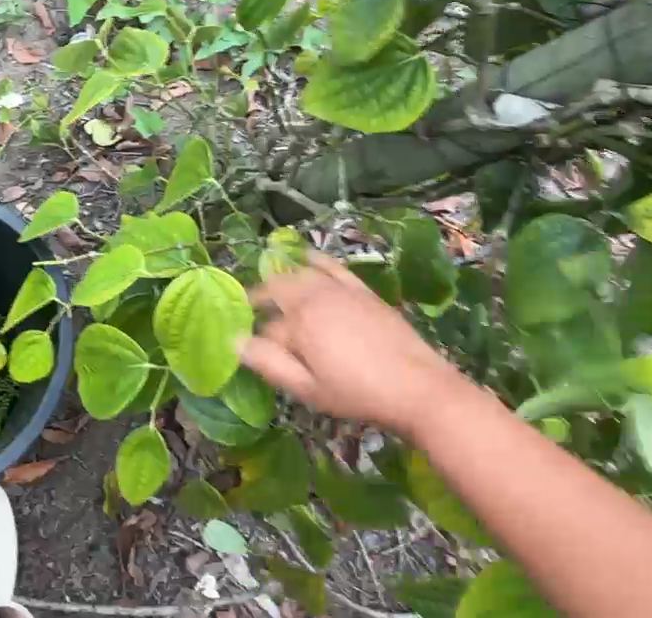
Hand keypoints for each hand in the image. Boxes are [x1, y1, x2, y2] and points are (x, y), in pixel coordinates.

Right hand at [238, 251, 451, 431]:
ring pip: (299, 275)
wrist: (417, 387)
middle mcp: (314, 296)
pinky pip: (330, 265)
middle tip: (252, 315)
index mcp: (299, 321)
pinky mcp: (360, 289)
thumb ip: (269, 363)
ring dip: (281, 280)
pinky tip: (305, 258)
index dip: (254, 337)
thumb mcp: (308, 388)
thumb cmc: (358, 394)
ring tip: (272, 292)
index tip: (248, 346)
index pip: (265, 325)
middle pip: (277, 290)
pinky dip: (313, 259)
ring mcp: (339, 289)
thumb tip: (234, 340)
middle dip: (260, 300)